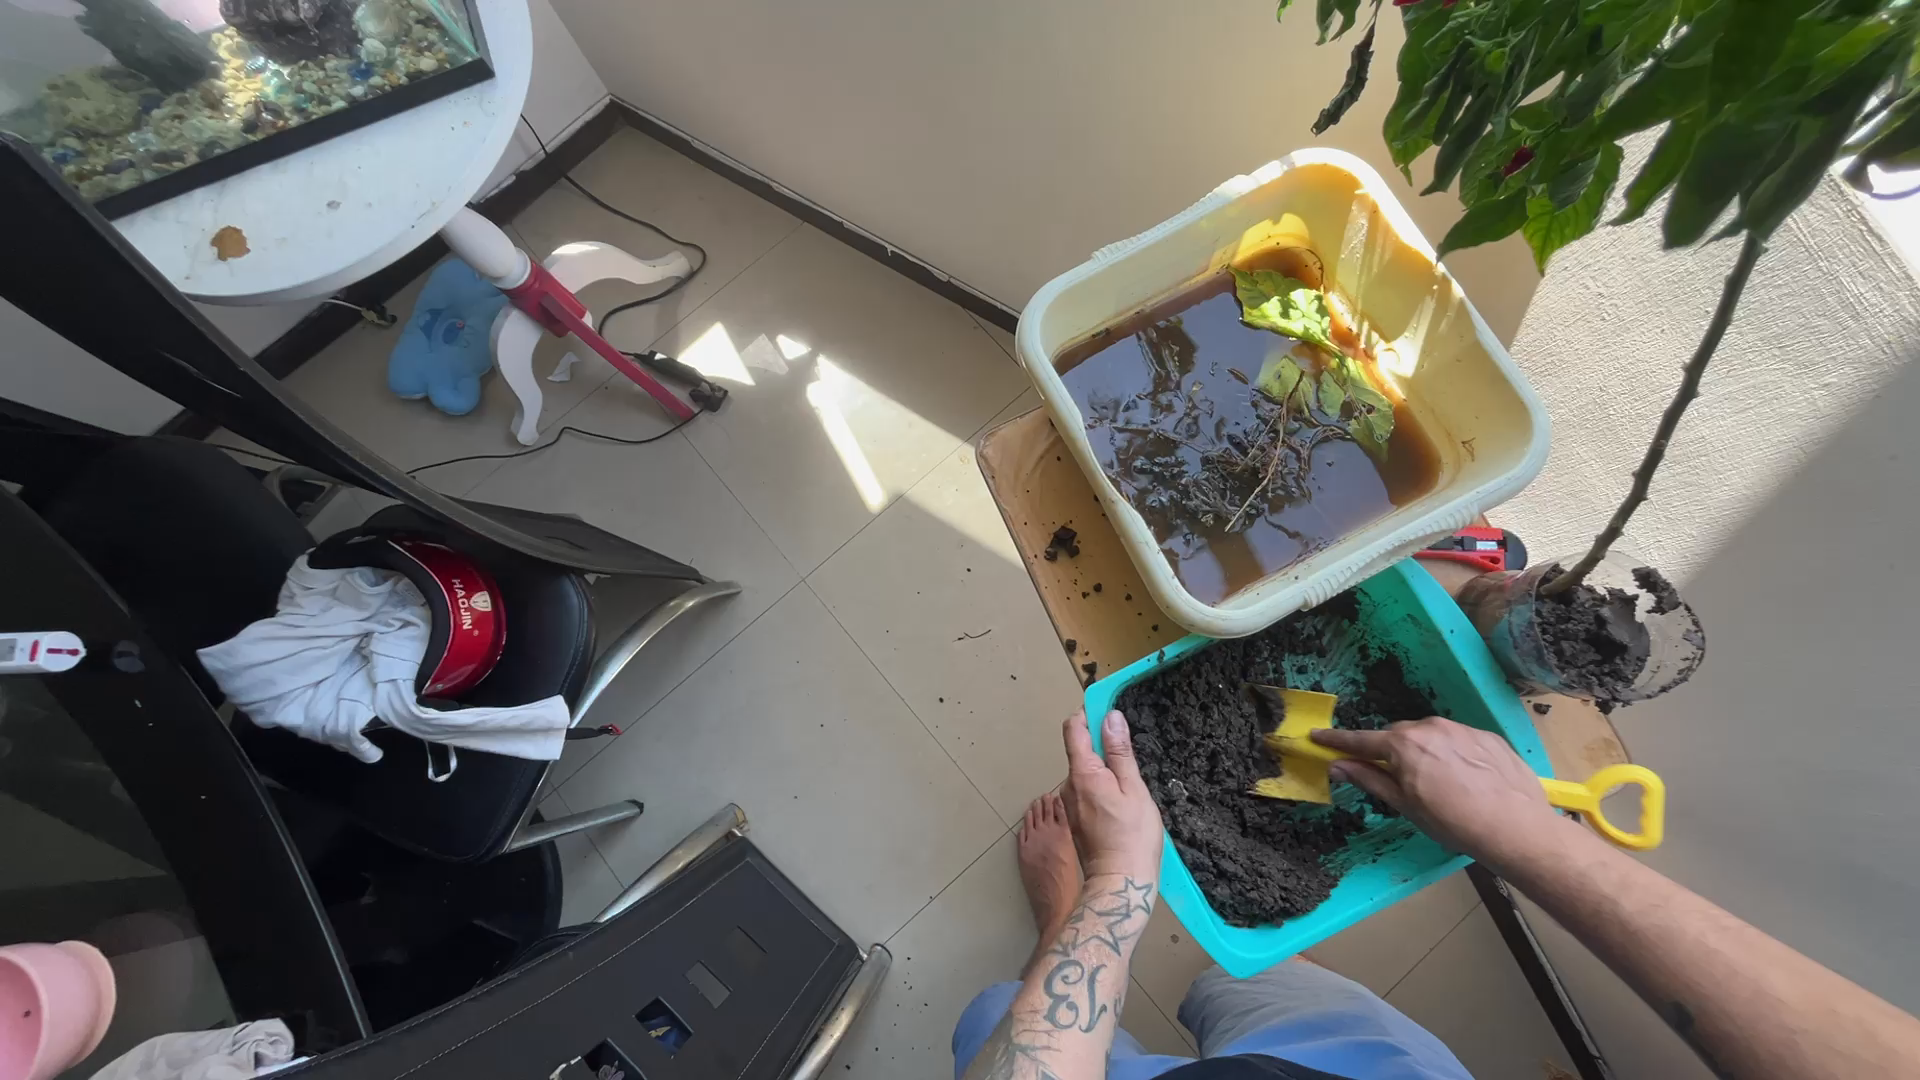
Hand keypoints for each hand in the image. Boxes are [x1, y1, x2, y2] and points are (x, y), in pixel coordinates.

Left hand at [1061, 710, 1163, 881]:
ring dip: (1104, 773)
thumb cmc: (1133, 837)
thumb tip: (1110, 717)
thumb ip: (1119, 751)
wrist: (1120, 884)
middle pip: (1081, 751)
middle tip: (1131, 763)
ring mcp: (1069, 804)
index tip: (1107, 712)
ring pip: (1086, 774)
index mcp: (1082, 773)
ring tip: (1130, 793)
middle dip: (1102, 748)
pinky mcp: (1075, 818)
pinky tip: (1120, 809)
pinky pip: (1087, 792)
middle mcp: (1068, 785)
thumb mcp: (1134, 789)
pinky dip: (1101, 790)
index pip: (1073, 728)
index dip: (1088, 714)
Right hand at [1313, 716, 1566, 866]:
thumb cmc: (1453, 822)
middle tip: (1398, 777)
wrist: (1519, 830)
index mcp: (1401, 745)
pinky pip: (1458, 739)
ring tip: (1439, 781)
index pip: (1359, 740)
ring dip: (1423, 750)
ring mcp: (1460, 729)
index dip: (1336, 740)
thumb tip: (1336, 764)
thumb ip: (1368, 778)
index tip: (1317, 736)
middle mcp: (1427, 727)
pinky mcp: (1488, 736)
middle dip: (1390, 751)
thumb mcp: (1404, 805)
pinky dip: (1453, 752)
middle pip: (1396, 736)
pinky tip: (1467, 778)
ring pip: (1428, 735)